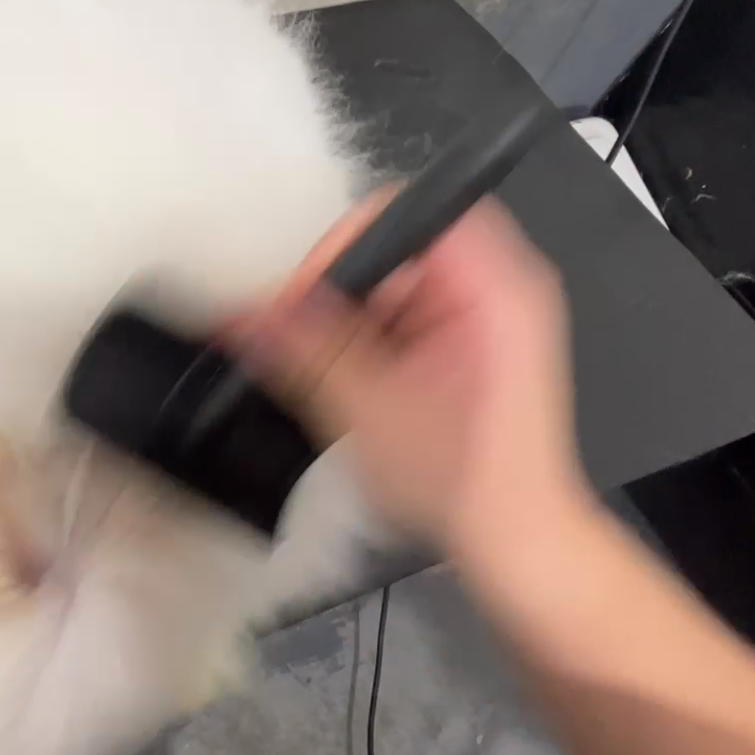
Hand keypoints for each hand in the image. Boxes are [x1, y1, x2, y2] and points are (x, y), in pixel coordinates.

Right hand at [237, 190, 595, 565]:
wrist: (511, 539)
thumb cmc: (467, 483)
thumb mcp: (371, 411)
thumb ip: (305, 353)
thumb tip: (244, 314)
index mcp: (491, 288)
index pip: (402, 216)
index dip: (340, 248)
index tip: (299, 300)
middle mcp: (488, 290)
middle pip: (387, 252)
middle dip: (331, 295)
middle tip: (296, 343)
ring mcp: (471, 319)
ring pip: (382, 289)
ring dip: (339, 326)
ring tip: (327, 376)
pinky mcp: (453, 347)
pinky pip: (389, 321)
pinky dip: (354, 345)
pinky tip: (344, 385)